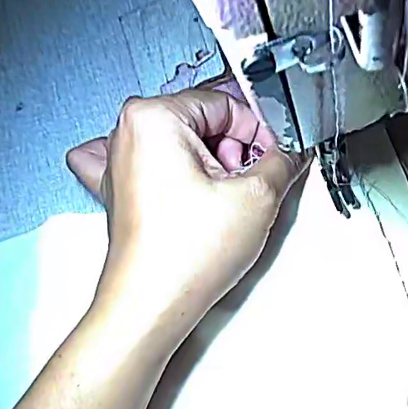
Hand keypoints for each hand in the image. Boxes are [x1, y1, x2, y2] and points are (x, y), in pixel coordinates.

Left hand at [67, 90, 304, 336]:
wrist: (150, 306)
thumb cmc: (183, 257)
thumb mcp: (257, 198)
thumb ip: (283, 160)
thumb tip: (291, 150)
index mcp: (152, 116)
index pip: (224, 102)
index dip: (257, 129)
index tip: (273, 153)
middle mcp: (126, 132)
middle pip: (201, 121)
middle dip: (232, 149)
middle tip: (247, 183)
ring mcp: (116, 163)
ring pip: (179, 143)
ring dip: (208, 165)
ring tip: (220, 200)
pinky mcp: (117, 191)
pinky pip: (150, 164)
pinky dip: (172, 171)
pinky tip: (186, 191)